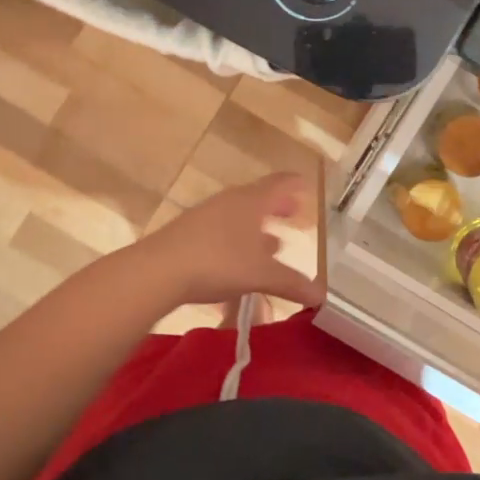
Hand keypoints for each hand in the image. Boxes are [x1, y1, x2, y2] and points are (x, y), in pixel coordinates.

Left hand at [139, 173, 324, 307]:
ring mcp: (206, 215)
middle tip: (293, 216)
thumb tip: (322, 296)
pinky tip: (238, 265)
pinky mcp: (188, 233)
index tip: (308, 188)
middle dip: (278, 208)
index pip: (281, 183)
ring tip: (271, 246)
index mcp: (253, 201)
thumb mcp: (261, 275)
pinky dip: (237, 241)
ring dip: (257, 228)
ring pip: (239, 216)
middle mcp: (231, 200)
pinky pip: (222, 231)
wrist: (158, 270)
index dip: (296, 185)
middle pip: (260, 197)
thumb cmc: (218, 262)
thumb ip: (292, 283)